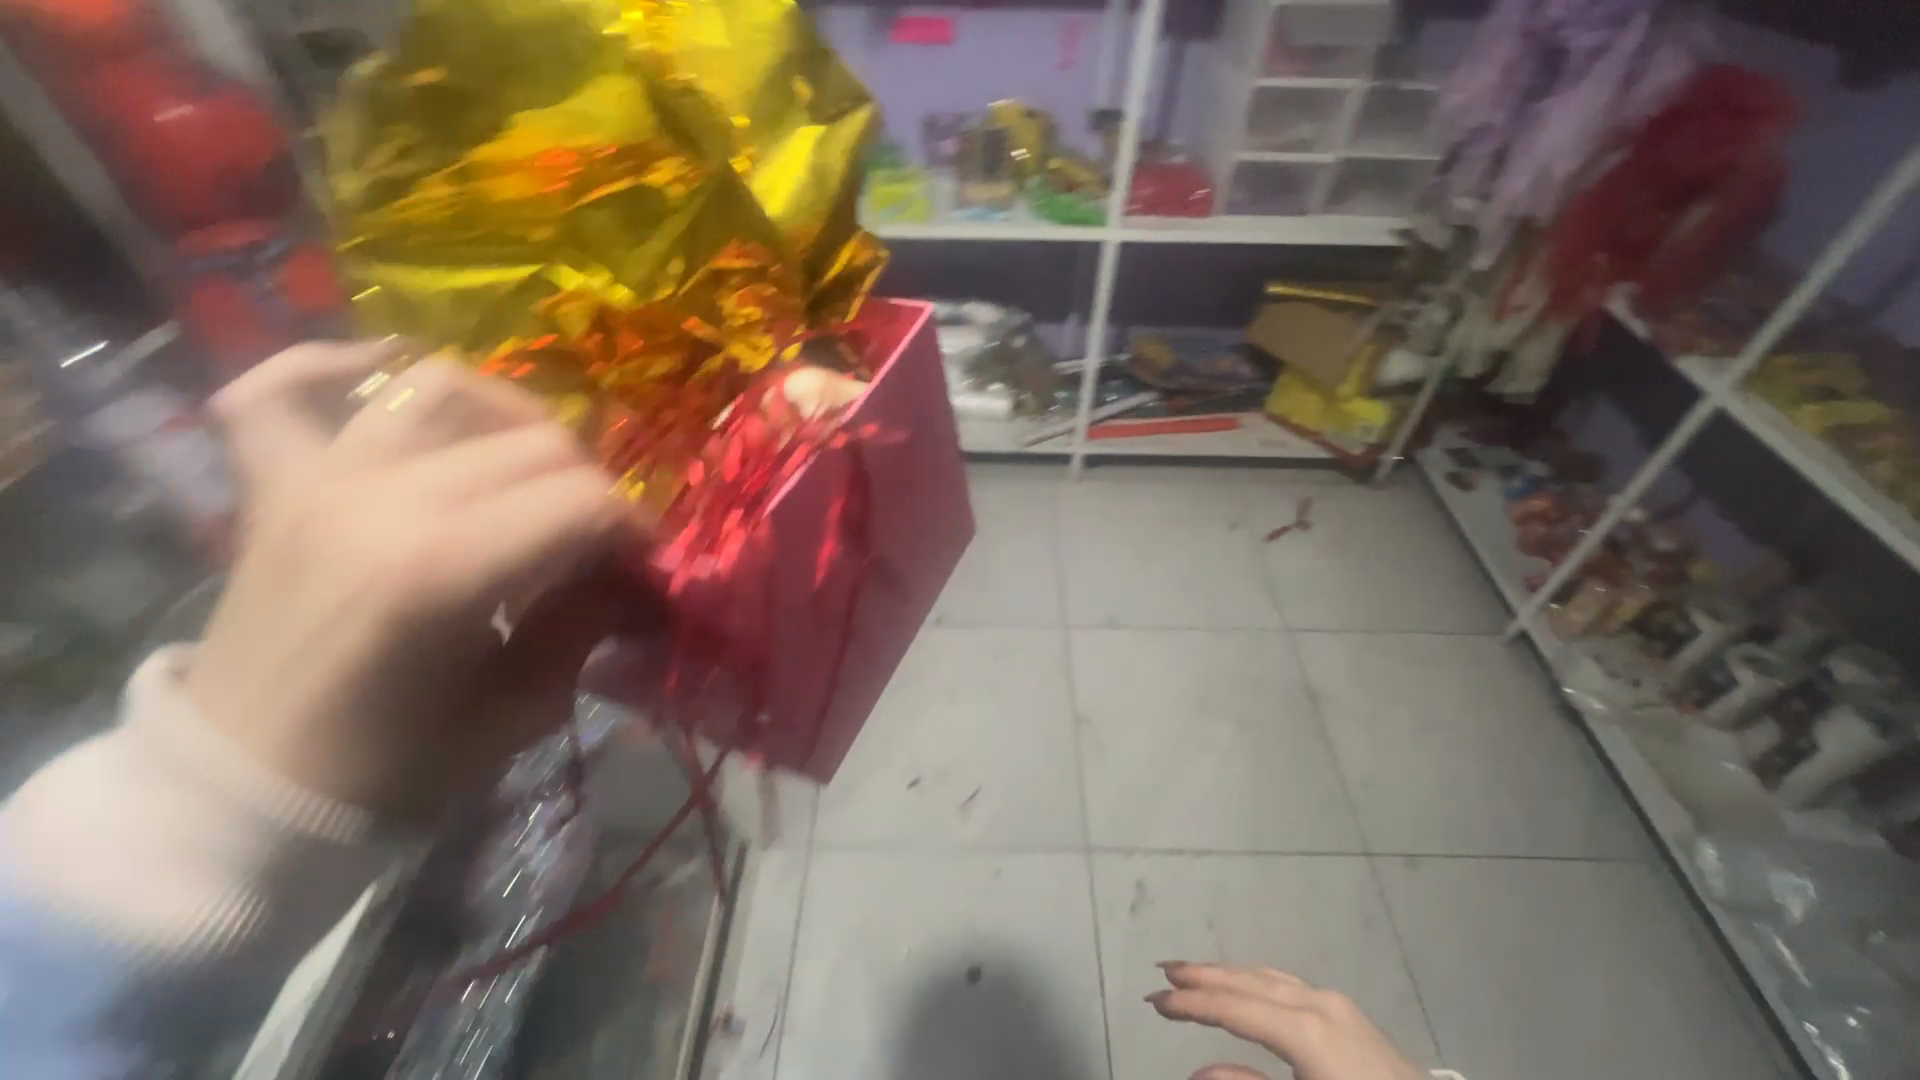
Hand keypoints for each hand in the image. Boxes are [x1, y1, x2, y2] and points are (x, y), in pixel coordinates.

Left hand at [186, 341, 649, 821]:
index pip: (582, 501)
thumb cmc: (394, 765)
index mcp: (443, 571)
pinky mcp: (274, 483)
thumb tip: (629, 571)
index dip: (635, 525)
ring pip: (443, 388)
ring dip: (512, 417)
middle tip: (599, 535)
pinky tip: (385, 371)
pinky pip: (281, 388)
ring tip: (534, 463)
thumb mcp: (522, 708)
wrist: (249, 784)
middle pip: (534, 443)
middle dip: (593, 485)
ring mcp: (318, 478)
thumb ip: (585, 621)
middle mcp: (381, 498)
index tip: (648, 560)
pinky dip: (335, 365)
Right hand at [1147, 962, 1426, 1079]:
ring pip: (1266, 977)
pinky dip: (1252, 978)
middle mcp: (1317, 1004)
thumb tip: (1196, 1071)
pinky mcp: (1346, 1013)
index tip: (1154, 1001)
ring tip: (1188, 971)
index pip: (1234, 1008)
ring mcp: (1335, 1004)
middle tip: (1160, 973)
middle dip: (1201, 977)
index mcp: (1306, 1031)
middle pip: (1247, 982)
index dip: (1191, 1004)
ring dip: (1224, 973)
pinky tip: (1241, 981)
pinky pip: (1285, 984)